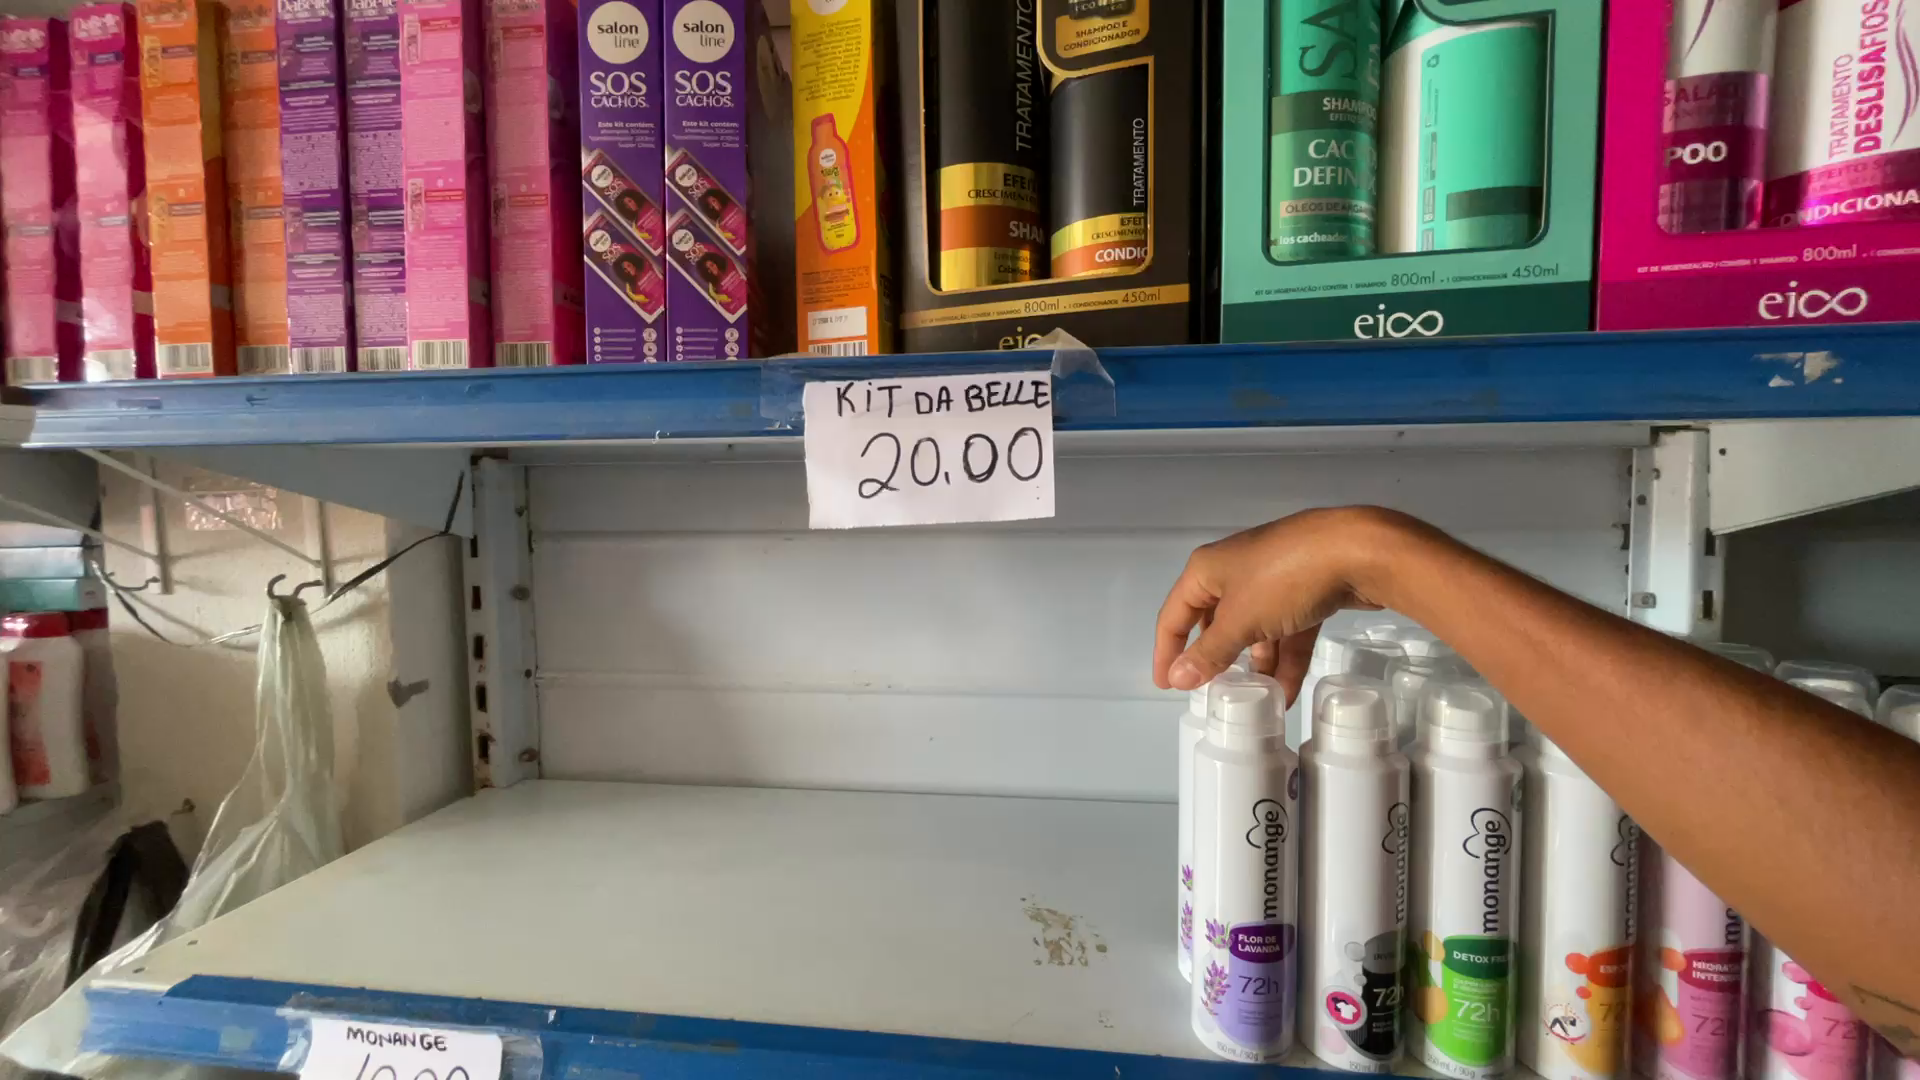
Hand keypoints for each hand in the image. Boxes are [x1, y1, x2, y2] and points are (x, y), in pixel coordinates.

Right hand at [1152, 507, 1422, 694]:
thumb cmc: (1285, 579)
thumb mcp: (1241, 621)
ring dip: (1254, 663)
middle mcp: (1234, 570)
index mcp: (1207, 570)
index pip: (1173, 615)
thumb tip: (1177, 678)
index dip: (1166, 652)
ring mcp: (1272, 578)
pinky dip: (1284, 658)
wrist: (1359, 550)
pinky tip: (1287, 691)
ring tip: (1256, 698)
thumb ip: (1209, 653)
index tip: (1166, 686)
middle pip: (1214, 621)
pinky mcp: (1305, 588)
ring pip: (1253, 628)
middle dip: (1215, 657)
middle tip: (1213, 690)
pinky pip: (1286, 629)